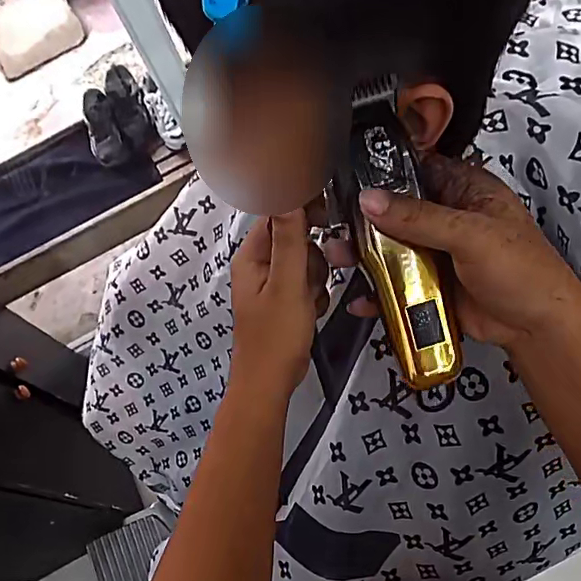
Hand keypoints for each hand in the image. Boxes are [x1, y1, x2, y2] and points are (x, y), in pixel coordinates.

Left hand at [229, 209, 329, 391]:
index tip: (328, 220)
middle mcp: (258, 266)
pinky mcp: (284, 301)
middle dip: (313, 256)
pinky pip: (308, 284)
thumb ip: (291, 239)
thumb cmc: (274, 340)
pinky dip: (315, 295)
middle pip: (297, 237)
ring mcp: (271, 284)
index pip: (277, 213)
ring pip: (306, 262)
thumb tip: (289, 195)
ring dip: (317, 279)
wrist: (269, 384)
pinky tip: (312, 311)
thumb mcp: (288, 285)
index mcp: (252, 256)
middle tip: (316, 277)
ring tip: (311, 301)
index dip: (305, 211)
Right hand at [351, 154, 580, 349]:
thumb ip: (420, 217)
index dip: (384, 177)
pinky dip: (378, 292)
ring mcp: (439, 254)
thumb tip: (374, 200)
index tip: (352, 186)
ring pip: (393, 250)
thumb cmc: (526, 272)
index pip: (417, 171)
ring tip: (342, 260)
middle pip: (396, 214)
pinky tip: (363, 298)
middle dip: (366, 223)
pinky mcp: (432, 286)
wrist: (535, 327)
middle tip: (340, 229)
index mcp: (465, 190)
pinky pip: (398, 285)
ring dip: (366, 257)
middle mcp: (449, 219)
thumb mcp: (471, 235)